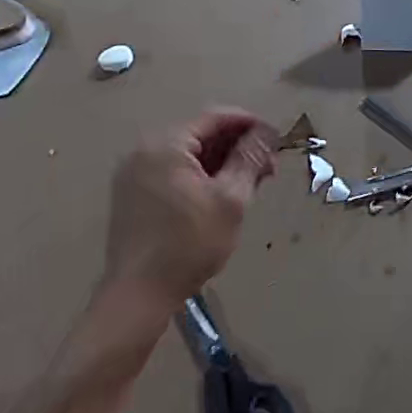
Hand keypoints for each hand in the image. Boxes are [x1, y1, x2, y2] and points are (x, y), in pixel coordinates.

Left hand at [104, 110, 278, 307]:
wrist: (139, 295)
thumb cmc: (189, 243)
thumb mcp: (231, 198)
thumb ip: (250, 158)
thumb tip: (266, 132)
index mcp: (165, 146)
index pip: (215, 117)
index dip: (250, 124)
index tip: (277, 138)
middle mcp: (144, 152)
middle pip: (201, 135)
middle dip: (238, 145)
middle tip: (270, 166)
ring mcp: (135, 175)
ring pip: (190, 155)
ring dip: (223, 162)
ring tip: (253, 182)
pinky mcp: (134, 196)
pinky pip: (175, 171)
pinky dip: (203, 176)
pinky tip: (225, 194)